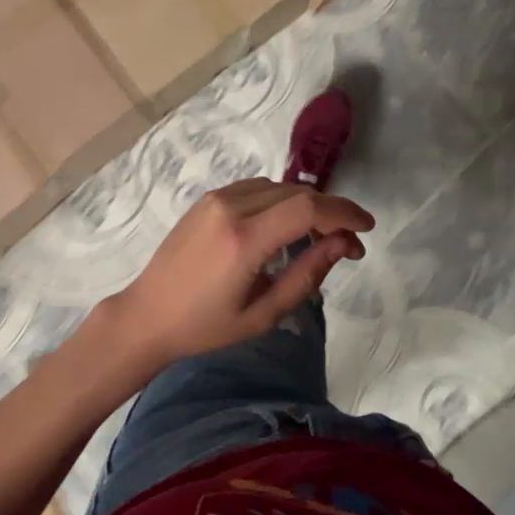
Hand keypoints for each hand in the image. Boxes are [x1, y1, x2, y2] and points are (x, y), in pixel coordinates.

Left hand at [102, 178, 372, 366]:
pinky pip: (256, 189)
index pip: (306, 208)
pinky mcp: (208, 198)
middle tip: (348, 245)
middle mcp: (230, 207)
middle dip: (329, 213)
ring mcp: (216, 198)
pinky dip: (281, 200)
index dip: (343, 212)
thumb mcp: (263, 313)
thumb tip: (341, 244)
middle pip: (296, 193)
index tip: (366, 228)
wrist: (148, 315)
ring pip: (278, 187)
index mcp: (244, 239)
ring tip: (321, 236)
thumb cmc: (205, 326)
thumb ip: (306, 275)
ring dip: (306, 205)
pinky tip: (287, 226)